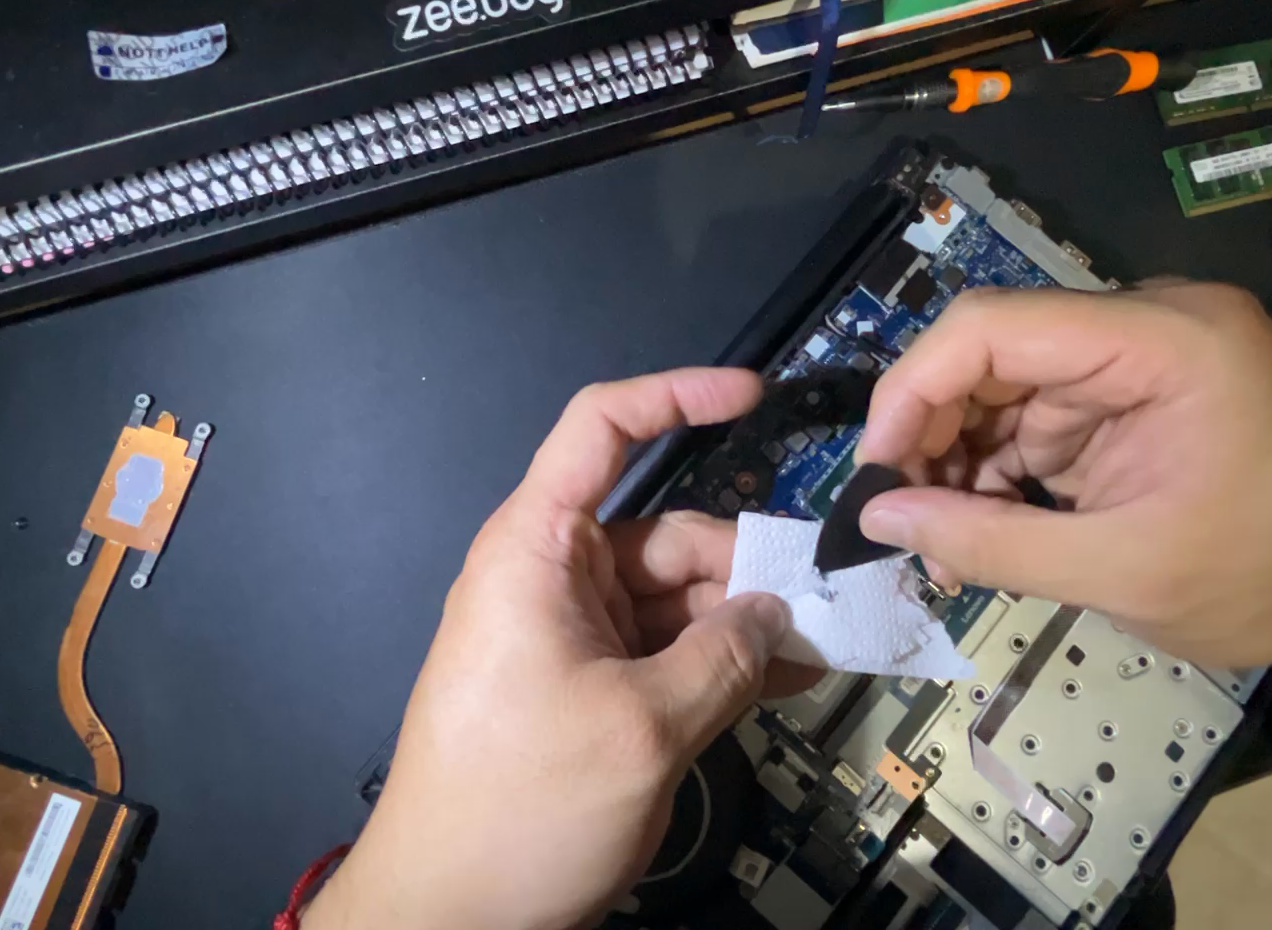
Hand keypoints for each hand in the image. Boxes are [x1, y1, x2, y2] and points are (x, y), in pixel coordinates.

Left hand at [306, 369, 815, 929]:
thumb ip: (724, 660)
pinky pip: (663, 642)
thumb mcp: (643, 729)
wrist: (445, 915)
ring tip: (816, 652)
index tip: (751, 396)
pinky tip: (779, 676)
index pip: (601, 428)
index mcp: (539, 544)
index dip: (675, 395)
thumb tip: (776, 614)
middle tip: (826, 605)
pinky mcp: (587, 672)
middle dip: (745, 563)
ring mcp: (573, 623)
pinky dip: (715, 655)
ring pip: (675, 593)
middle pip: (666, 531)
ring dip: (741, 618)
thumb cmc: (522, 805)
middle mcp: (555, 568)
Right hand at [853, 282, 1271, 669]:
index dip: (913, 389)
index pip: (991, 326)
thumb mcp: (1119, 573)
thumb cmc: (1271, 583)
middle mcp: (1138, 326)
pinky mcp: (1111, 394)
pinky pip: (1015, 417)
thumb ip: (984, 542)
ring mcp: (1123, 358)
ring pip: (987, 388)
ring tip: (939, 541)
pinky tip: (973, 527)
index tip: (877, 467)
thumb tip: (872, 517)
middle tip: (898, 510)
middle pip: (982, 353)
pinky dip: (983, 471)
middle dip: (927, 432)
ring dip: (950, 460)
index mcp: (1165, 340)